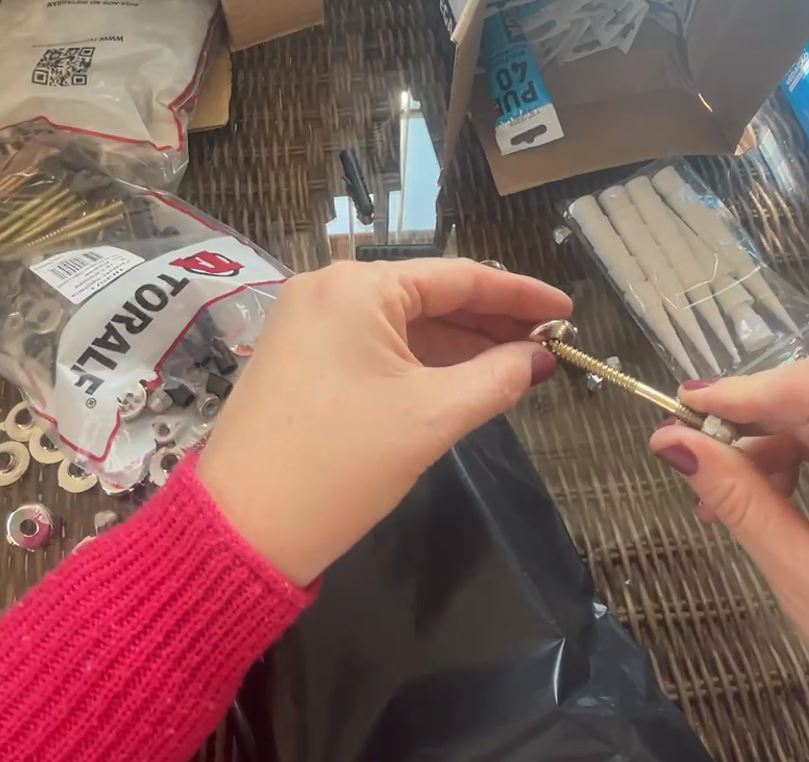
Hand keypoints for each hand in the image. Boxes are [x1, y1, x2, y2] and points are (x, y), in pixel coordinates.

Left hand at [197, 260, 570, 585]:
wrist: (241, 531)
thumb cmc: (343, 464)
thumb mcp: (431, 417)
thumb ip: (497, 377)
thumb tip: (540, 357)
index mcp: (358, 286)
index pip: (458, 277)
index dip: (519, 293)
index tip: (567, 309)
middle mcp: (330, 287)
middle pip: (430, 295)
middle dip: (491, 320)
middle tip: (550, 341)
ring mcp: (310, 320)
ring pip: (403, 322)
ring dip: (460, 342)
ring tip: (520, 361)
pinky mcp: (303, 354)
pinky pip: (376, 344)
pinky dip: (422, 359)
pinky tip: (465, 374)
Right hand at [650, 354, 808, 761]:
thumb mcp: (806, 588)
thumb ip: (740, 503)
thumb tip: (670, 441)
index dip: (751, 387)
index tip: (686, 403)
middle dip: (750, 423)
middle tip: (692, 454)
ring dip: (771, 444)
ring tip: (729, 494)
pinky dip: (803, 456)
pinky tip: (776, 493)